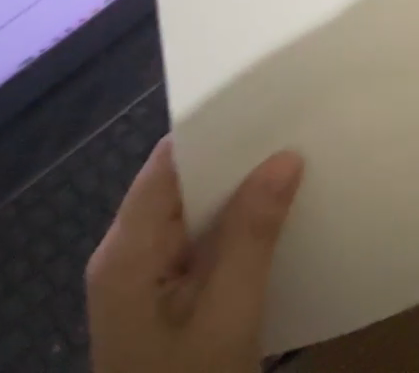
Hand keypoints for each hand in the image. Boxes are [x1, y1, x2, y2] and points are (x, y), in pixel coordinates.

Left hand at [86, 137, 304, 372]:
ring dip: (237, 194)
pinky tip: (273, 219)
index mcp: (125, 253)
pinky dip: (232, 228)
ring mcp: (140, 281)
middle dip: (234, 159)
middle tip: (293, 130)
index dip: (214, 130)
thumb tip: (285, 157)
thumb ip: (253, 234)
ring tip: (293, 164)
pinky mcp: (159, 301)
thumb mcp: (228, 316)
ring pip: (190, 214)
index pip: (167, 164)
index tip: (267, 103)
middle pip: (178, 185)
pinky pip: (195, 244)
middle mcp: (124, 256)